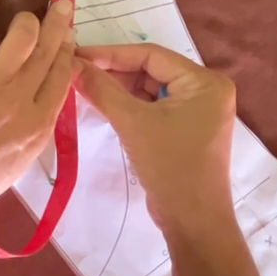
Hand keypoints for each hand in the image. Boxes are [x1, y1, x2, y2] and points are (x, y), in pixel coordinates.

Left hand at [0, 0, 77, 233]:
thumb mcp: (14, 165)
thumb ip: (28, 130)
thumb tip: (33, 101)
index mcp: (38, 128)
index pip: (61, 78)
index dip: (66, 53)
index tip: (68, 38)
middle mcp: (21, 100)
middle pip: (47, 51)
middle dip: (57, 24)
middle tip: (61, 5)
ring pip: (21, 35)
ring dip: (25, 22)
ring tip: (23, 20)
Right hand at [74, 44, 237, 243]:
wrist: (193, 222)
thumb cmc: (169, 166)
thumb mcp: (131, 122)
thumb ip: (100, 88)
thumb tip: (71, 63)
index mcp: (204, 82)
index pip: (150, 55)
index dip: (110, 53)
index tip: (76, 54)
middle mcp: (205, 90)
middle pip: (149, 70)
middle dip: (112, 71)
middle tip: (76, 71)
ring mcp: (196, 110)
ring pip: (148, 88)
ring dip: (117, 88)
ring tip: (82, 85)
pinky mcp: (185, 128)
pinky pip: (151, 106)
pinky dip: (127, 104)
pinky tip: (100, 103)